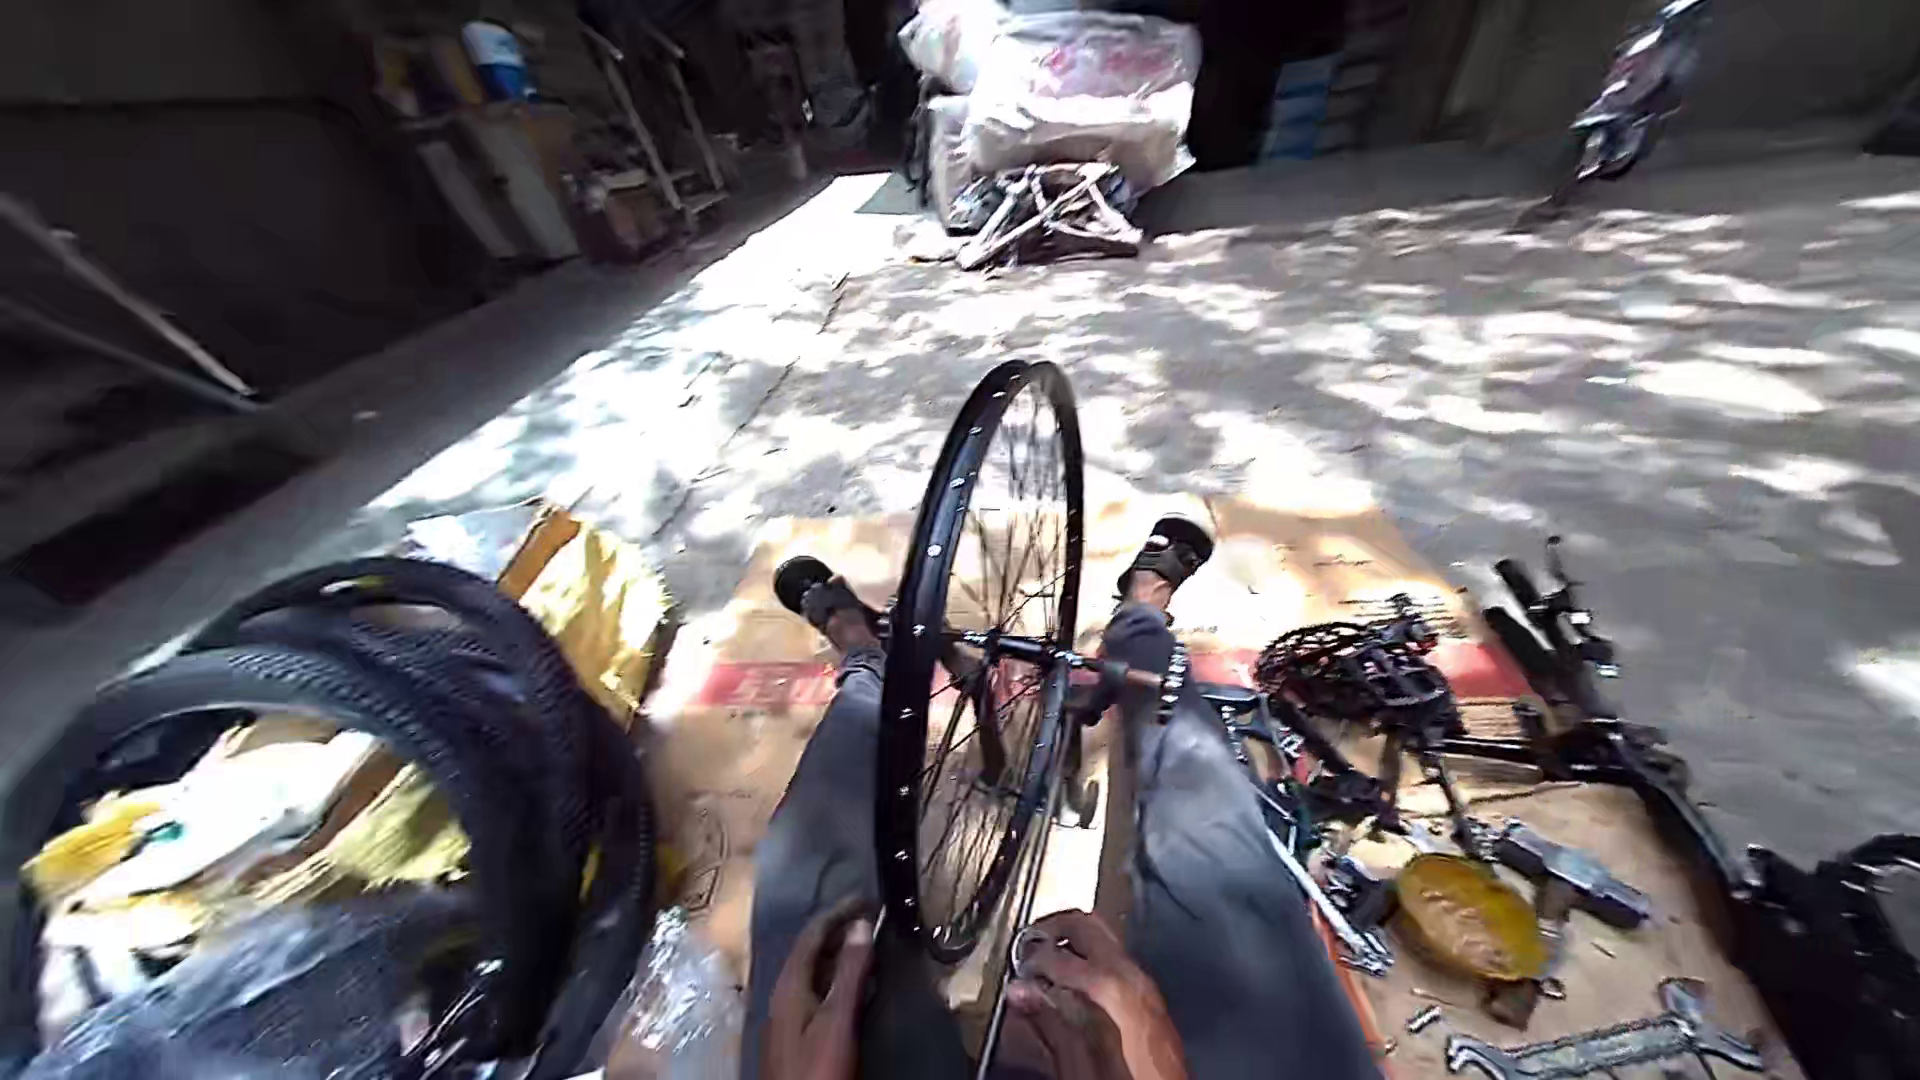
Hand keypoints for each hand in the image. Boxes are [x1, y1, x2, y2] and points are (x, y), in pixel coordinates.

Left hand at [764, 897, 874, 1079]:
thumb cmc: (817, 1071)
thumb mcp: (837, 1020)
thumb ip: (850, 971)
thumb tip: (863, 922)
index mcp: (789, 983)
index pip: (813, 931)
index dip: (840, 911)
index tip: (869, 900)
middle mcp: (784, 992)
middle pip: (813, 948)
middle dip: (843, 930)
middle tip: (875, 920)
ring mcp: (789, 1015)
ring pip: (817, 970)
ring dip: (843, 954)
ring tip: (872, 946)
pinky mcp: (798, 1035)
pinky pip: (820, 990)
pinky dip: (840, 978)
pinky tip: (859, 985)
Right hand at [1015, 910, 1187, 1079]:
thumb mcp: (1081, 1069)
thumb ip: (1050, 1025)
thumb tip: (1019, 991)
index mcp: (1113, 990)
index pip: (1062, 956)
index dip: (1033, 959)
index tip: (1016, 968)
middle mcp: (1131, 974)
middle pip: (1085, 925)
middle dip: (1052, 929)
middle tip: (1029, 946)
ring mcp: (1143, 980)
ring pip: (1101, 931)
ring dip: (1070, 936)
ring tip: (1047, 956)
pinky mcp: (1149, 992)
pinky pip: (1113, 951)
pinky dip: (1088, 950)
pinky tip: (1073, 975)